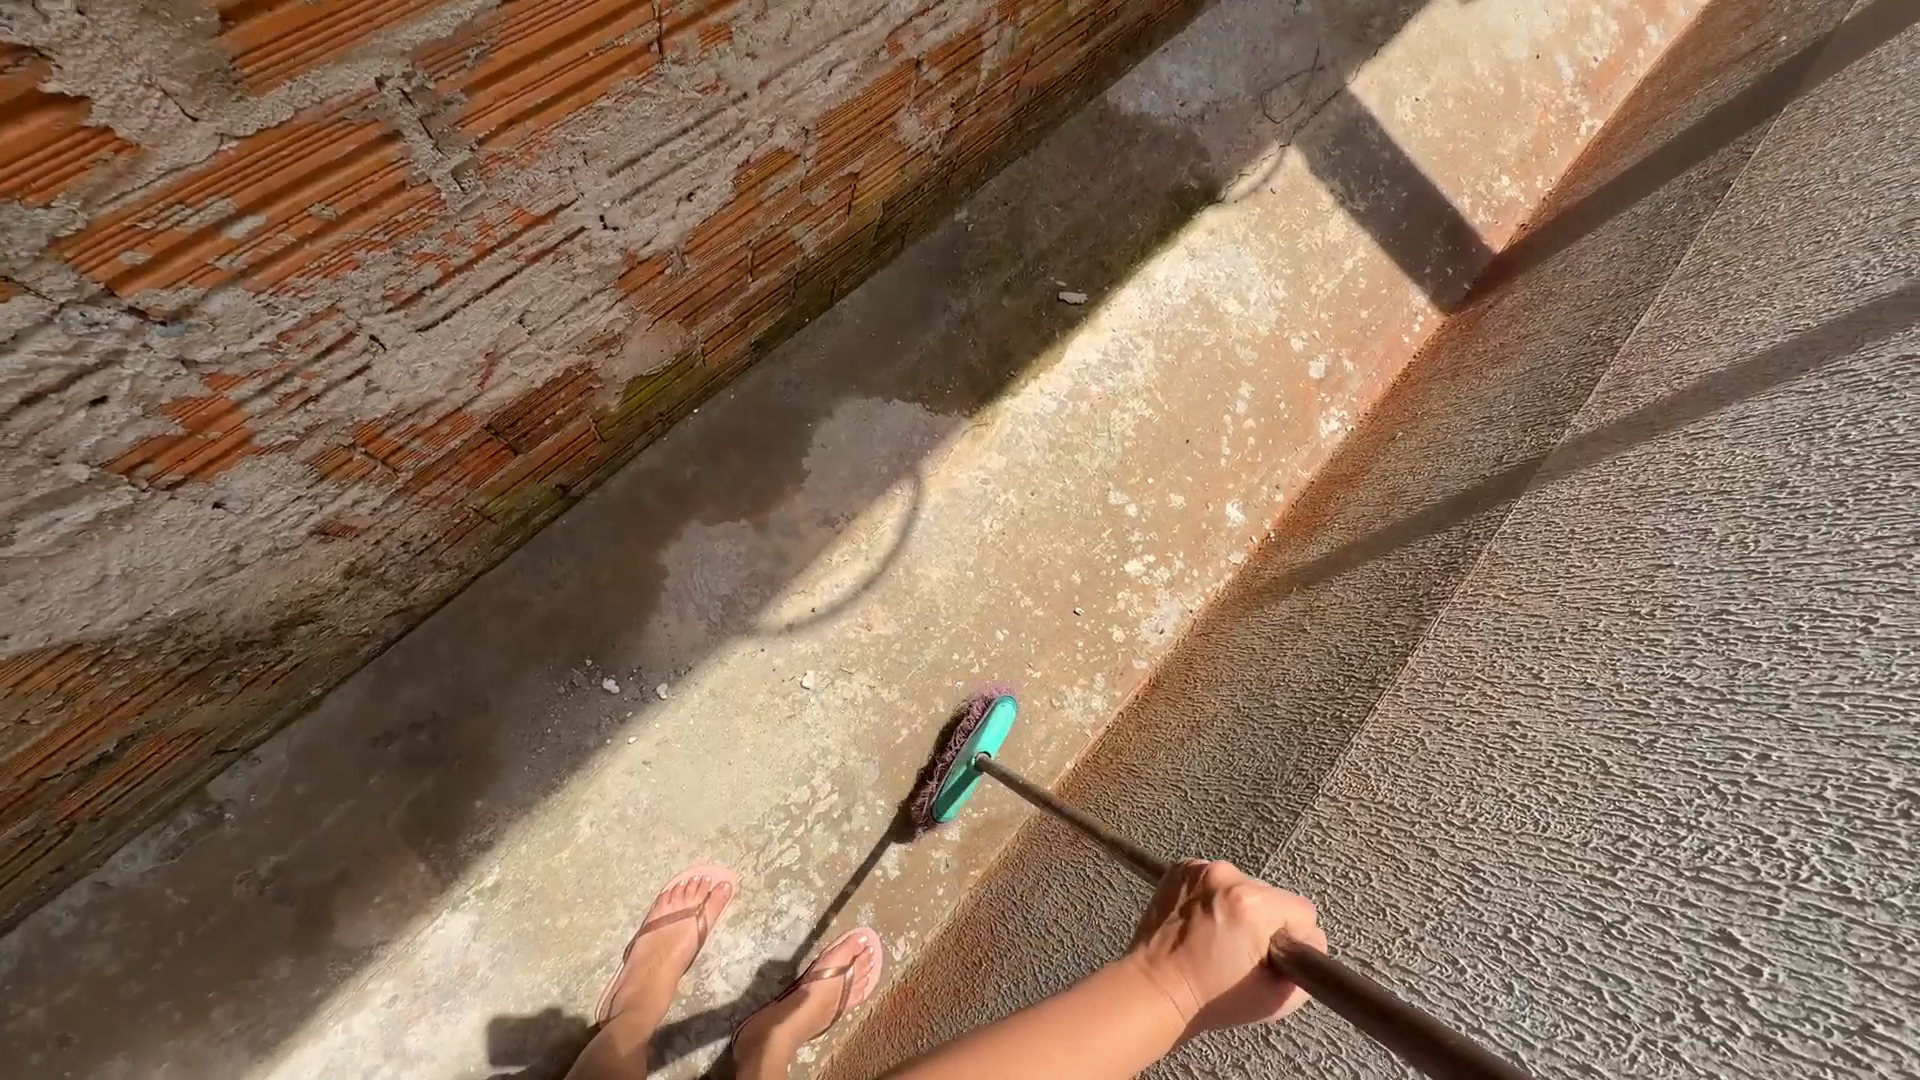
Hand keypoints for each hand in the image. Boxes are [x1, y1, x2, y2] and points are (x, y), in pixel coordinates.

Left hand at [1124, 860, 1326, 1033]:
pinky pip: (1215, 878)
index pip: (1303, 911)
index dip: (1295, 938)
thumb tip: (1311, 941)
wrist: (1157, 985)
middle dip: (1265, 920)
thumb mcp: (1276, 996)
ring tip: (1219, 936)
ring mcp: (1200, 869)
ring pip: (1243, 885)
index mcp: (1251, 904)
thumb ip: (1307, 966)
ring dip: (1239, 906)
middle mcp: (1225, 876)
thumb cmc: (1210, 996)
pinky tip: (1203, 921)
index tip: (1274, 955)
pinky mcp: (1182, 868)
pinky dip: (1214, 896)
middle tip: (1242, 950)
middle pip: (1271, 895)